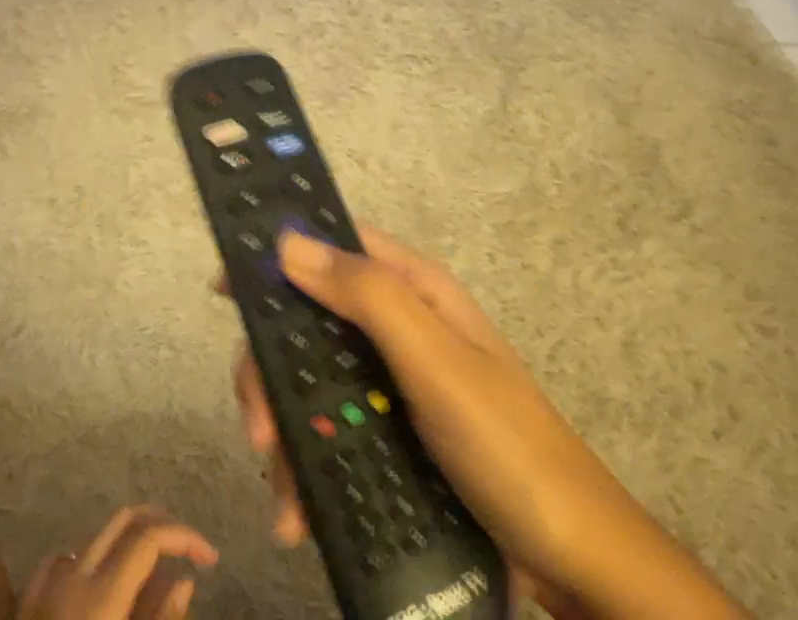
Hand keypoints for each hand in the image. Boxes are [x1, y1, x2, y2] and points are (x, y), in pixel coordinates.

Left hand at [18, 506, 218, 619]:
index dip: (186, 538)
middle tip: (188, 551)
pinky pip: (64, 558)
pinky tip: (104, 580)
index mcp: (102, 593)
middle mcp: (73, 575)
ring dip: (130, 541)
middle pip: (125, 519)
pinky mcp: (28, 598)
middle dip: (162, 524)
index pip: (151, 537)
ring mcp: (46, 583)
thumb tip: (182, 581)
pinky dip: (93, 557)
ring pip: (96, 535)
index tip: (210, 560)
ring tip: (154, 576)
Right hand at [227, 226, 745, 619]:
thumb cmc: (507, 448)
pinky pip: (328, 436)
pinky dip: (307, 470)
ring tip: (284, 496)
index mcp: (416, 294)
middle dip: (272, 377)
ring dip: (285, 437)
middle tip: (258, 431)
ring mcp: (392, 388)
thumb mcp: (436, 363)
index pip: (335, 247)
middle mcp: (400, 331)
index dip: (279, 256)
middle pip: (307, 326)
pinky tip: (299, 513)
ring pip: (310, 387)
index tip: (226, 289)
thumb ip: (367, 297)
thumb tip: (289, 240)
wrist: (572, 557)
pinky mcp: (391, 438)